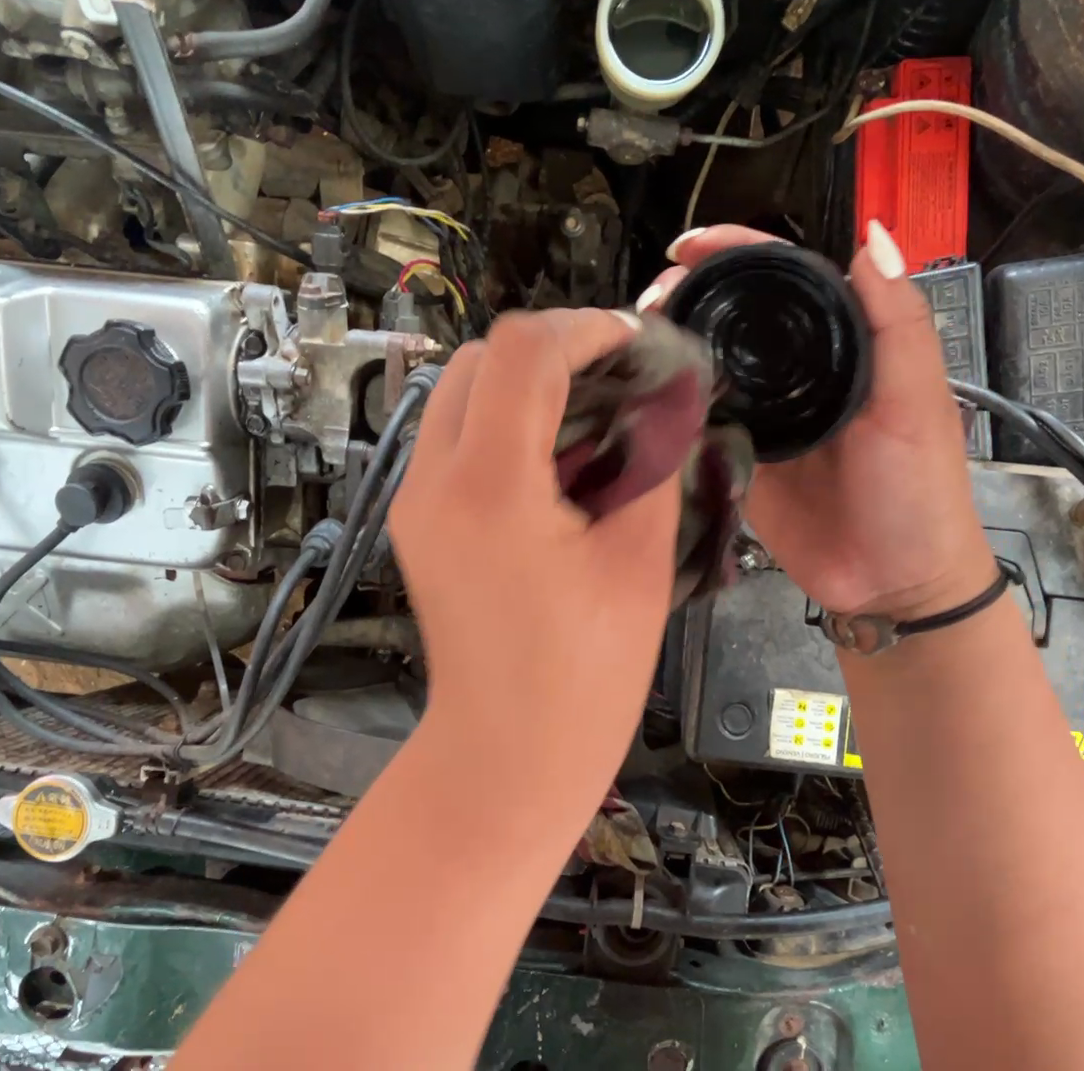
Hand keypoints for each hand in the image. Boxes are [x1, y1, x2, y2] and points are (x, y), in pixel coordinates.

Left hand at [389, 309, 681, 782]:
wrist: (507, 754)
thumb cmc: (581, 678)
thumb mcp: (639, 561)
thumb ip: (653, 460)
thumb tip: (668, 396)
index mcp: (489, 487)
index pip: (521, 353)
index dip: (585, 329)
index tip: (636, 344)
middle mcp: (432, 482)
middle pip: (478, 359)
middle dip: (552, 351)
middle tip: (619, 376)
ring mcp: (414, 503)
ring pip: (457, 393)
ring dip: (523, 384)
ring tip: (593, 414)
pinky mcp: (418, 523)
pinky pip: (453, 438)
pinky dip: (501, 422)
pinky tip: (557, 458)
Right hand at [639, 223, 996, 618]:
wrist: (891, 583)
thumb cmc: (917, 490)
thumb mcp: (917, 402)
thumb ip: (897, 324)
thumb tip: (870, 237)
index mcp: (843, 347)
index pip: (786, 280)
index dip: (739, 252)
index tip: (690, 244)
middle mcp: (798, 375)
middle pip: (738, 316)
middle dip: (692, 293)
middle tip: (652, 294)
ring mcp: (764, 418)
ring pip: (712, 363)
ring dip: (673, 340)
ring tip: (637, 331)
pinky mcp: (738, 461)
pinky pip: (700, 423)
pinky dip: (672, 402)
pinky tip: (643, 388)